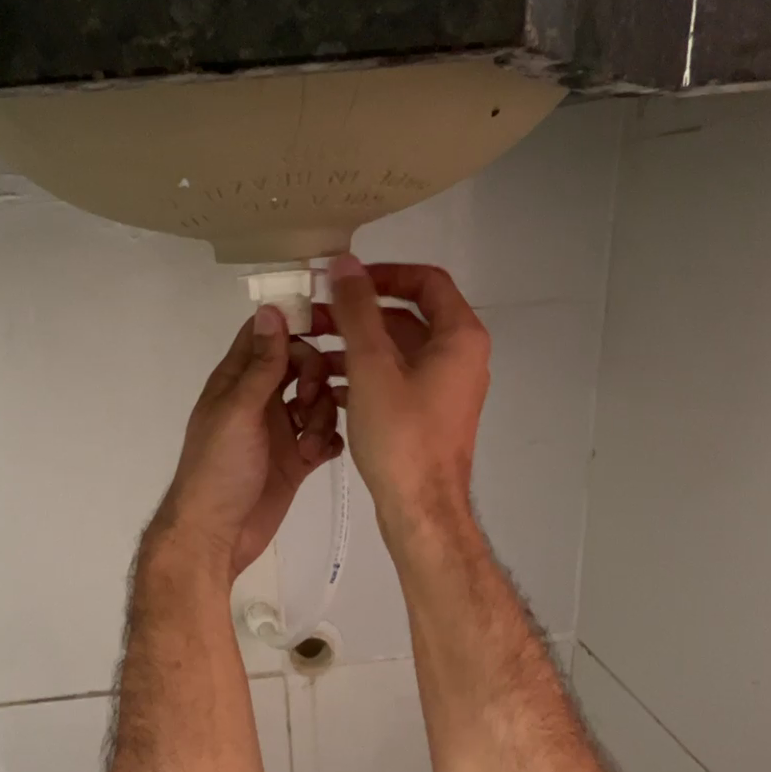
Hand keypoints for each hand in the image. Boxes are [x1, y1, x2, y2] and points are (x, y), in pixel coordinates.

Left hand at [152, 305, 343, 578]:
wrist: (217, 535)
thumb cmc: (219, 469)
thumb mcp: (238, 411)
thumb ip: (260, 364)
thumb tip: (270, 308)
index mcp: (237, 381)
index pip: (268, 335)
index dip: (296, 324)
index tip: (330, 324)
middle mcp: (260, 400)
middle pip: (301, 365)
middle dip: (316, 376)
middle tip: (312, 400)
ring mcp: (279, 431)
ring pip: (317, 401)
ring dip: (322, 416)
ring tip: (311, 444)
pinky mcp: (296, 460)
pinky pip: (324, 437)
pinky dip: (329, 441)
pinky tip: (323, 454)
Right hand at [318, 256, 489, 537]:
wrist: (420, 508)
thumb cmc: (401, 434)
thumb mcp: (372, 367)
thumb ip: (357, 311)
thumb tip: (344, 263)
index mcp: (459, 337)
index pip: (427, 282)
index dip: (385, 274)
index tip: (345, 280)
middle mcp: (459, 357)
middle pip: (408, 318)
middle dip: (360, 314)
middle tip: (316, 315)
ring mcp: (444, 388)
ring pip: (397, 352)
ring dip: (356, 346)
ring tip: (311, 349)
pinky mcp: (427, 414)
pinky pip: (395, 380)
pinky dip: (364, 375)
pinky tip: (326, 384)